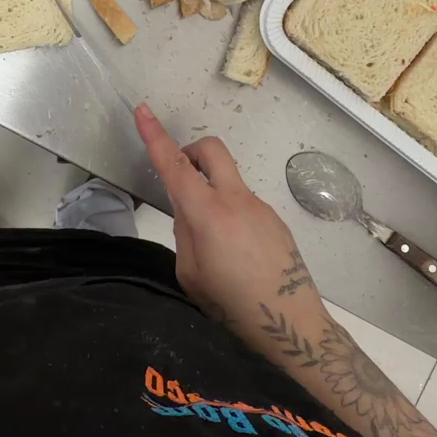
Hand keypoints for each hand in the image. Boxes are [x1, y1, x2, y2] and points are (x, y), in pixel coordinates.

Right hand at [134, 104, 322, 332]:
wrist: (293, 326)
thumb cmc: (233, 306)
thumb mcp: (190, 274)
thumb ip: (184, 233)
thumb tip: (188, 213)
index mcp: (209, 214)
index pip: (174, 166)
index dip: (155, 136)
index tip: (142, 110)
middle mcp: (236, 201)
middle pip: (211, 149)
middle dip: (189, 151)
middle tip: (179, 179)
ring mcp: (260, 207)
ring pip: (226, 180)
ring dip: (209, 192)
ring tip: (210, 244)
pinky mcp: (274, 220)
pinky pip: (242, 203)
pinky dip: (227, 213)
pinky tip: (234, 255)